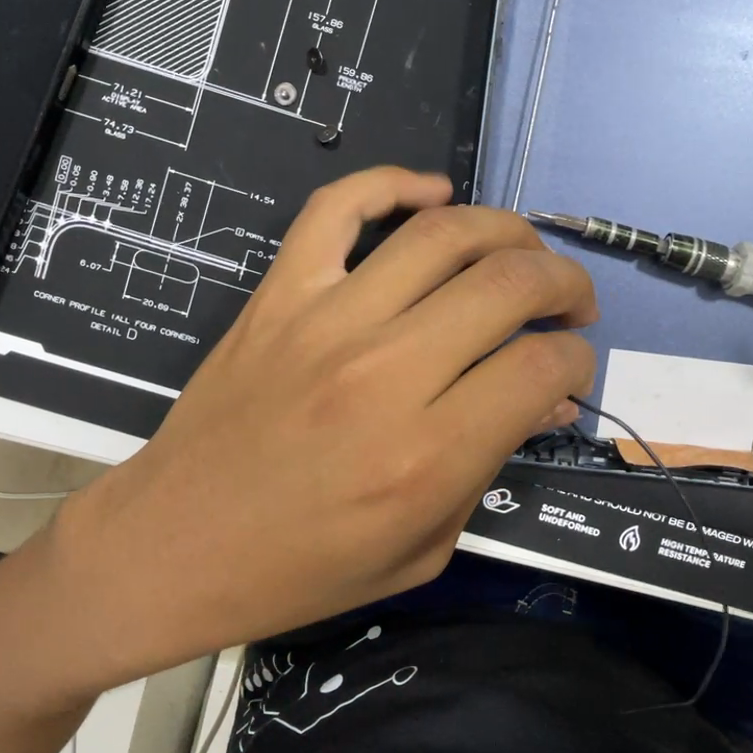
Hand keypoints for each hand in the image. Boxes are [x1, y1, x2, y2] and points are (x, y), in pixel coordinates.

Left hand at [51, 167, 597, 677]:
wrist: (176, 547)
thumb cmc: (303, 569)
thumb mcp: (422, 546)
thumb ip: (492, 466)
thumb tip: (547, 396)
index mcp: (428, 454)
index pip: (540, 367)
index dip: (576, 360)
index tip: (569, 364)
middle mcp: (385, 373)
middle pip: (508, 283)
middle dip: (563, 284)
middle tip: (569, 302)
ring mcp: (326, 321)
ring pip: (442, 235)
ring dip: (506, 231)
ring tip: (523, 252)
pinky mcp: (279, 295)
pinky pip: (338, 209)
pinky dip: (391, 183)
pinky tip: (431, 193)